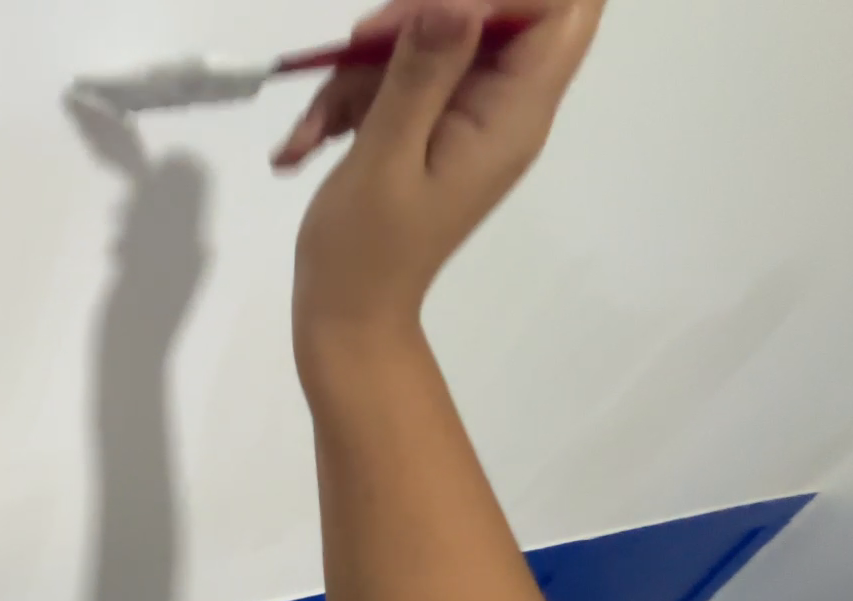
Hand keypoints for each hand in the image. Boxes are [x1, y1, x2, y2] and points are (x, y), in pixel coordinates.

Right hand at [280, 0, 602, 344]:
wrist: (344, 317)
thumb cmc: (362, 254)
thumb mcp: (383, 163)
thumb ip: (420, 77)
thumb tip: (453, 0)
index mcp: (513, 115)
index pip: (554, 5)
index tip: (415, 17)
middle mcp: (499, 108)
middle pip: (482, 16)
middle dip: (409, 25)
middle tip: (352, 51)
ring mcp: (458, 122)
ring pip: (422, 51)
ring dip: (352, 81)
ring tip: (302, 138)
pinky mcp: (421, 135)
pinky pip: (392, 91)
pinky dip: (340, 111)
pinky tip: (299, 149)